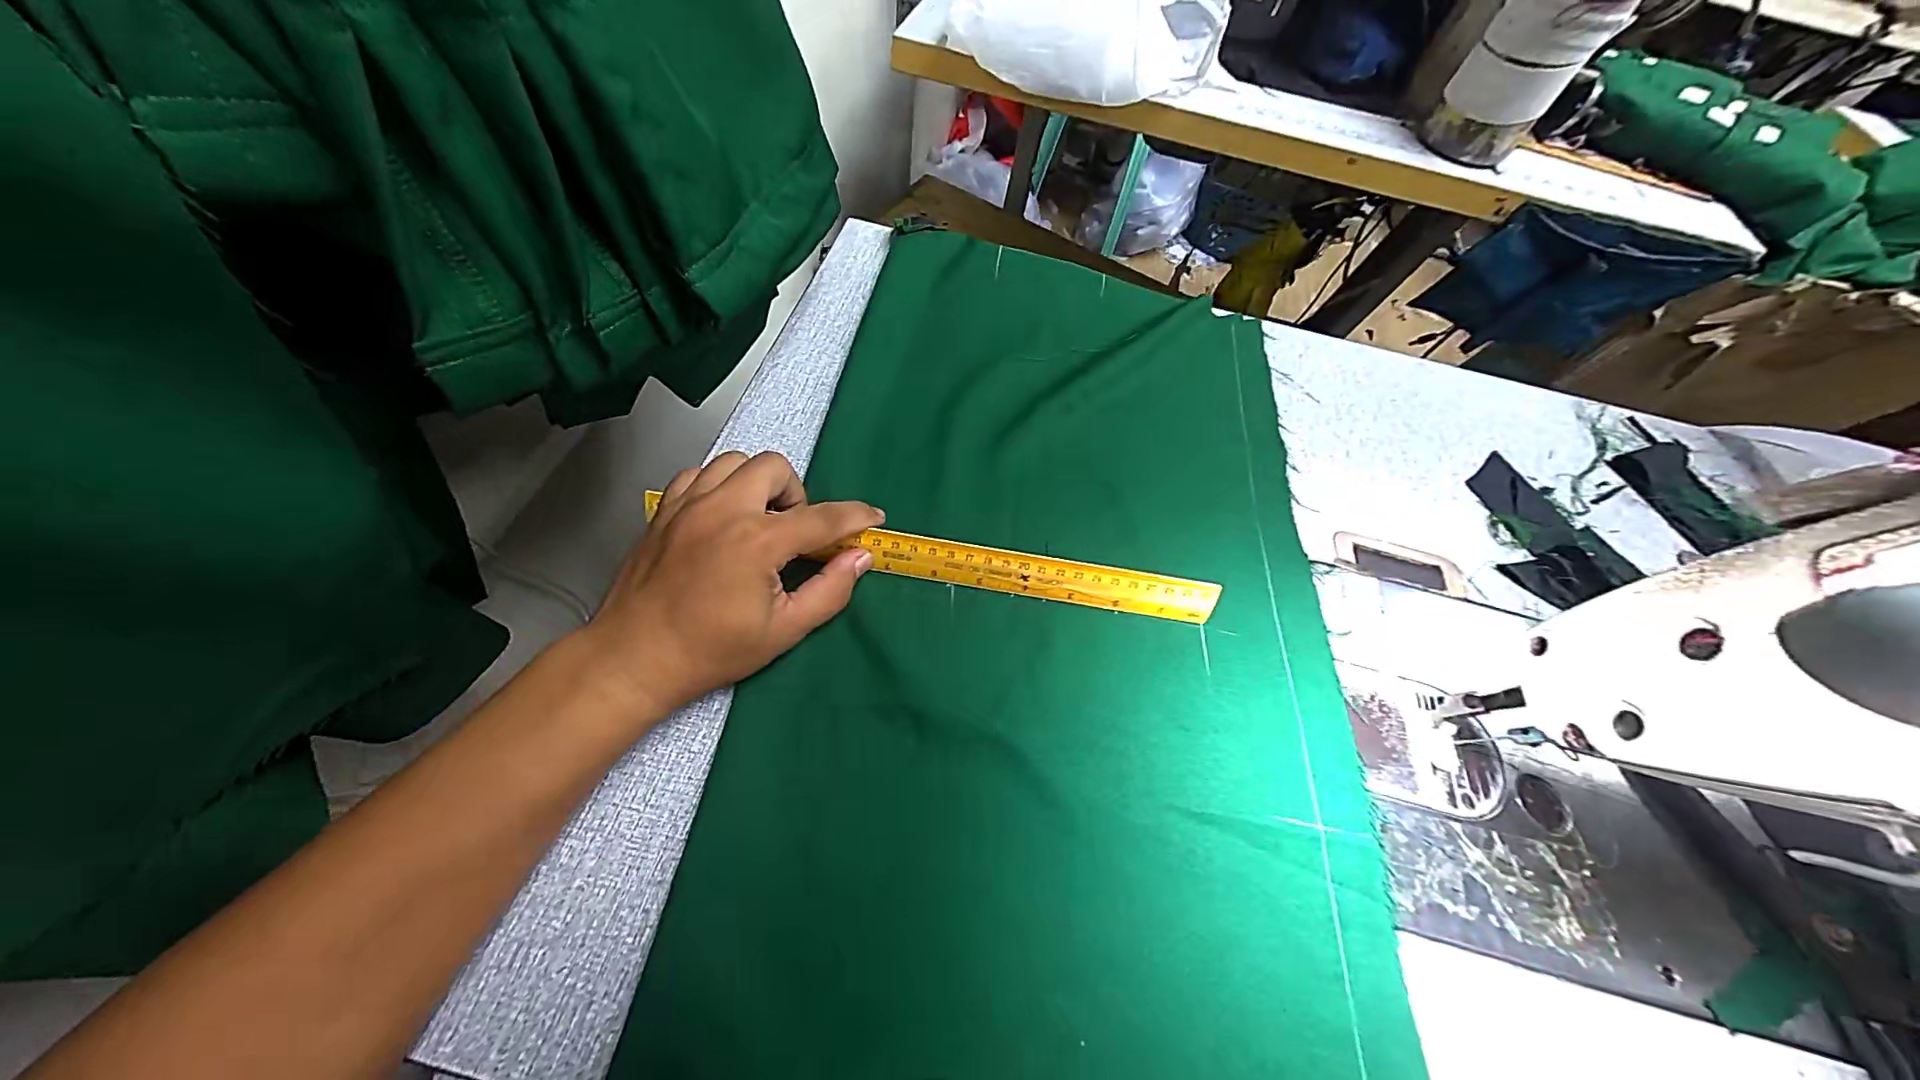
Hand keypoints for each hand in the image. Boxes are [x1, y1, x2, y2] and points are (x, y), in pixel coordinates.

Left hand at [581, 451, 882, 718]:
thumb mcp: (784, 631)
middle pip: (775, 468)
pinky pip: (699, 473)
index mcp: (757, 542)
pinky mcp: (665, 510)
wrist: (636, 658)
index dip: (855, 516)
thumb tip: (859, 558)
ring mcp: (688, 505)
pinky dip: (719, 485)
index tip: (872, 518)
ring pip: (735, 461)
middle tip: (794, 532)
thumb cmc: (712, 650)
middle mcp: (723, 510)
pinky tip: (723, 517)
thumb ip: (830, 591)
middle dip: (796, 495)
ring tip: (759, 520)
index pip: (821, 517)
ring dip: (758, 484)